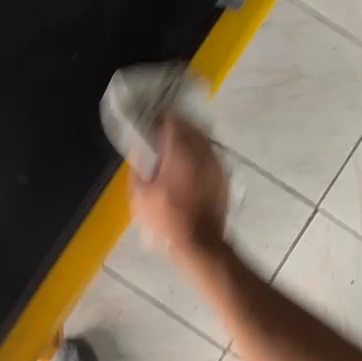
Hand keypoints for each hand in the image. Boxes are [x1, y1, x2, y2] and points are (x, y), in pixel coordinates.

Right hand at [129, 115, 228, 255]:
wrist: (199, 242)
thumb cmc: (167, 219)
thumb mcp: (140, 194)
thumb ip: (138, 167)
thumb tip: (138, 152)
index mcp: (180, 152)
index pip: (173, 121)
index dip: (162, 118)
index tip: (153, 120)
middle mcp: (202, 153)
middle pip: (192, 126)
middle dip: (179, 124)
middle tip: (164, 128)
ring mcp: (216, 164)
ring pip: (204, 140)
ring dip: (191, 137)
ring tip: (177, 144)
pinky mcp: (223, 177)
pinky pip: (211, 155)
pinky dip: (200, 153)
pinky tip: (190, 163)